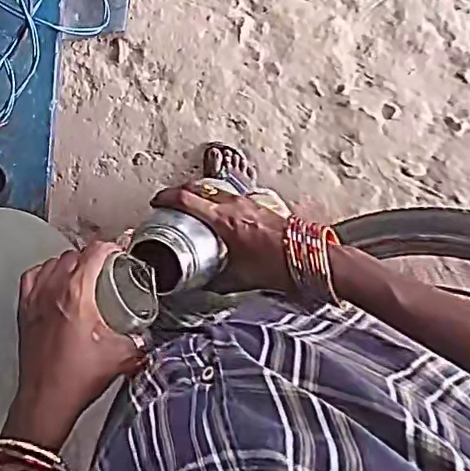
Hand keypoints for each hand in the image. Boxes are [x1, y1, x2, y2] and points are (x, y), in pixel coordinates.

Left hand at [5, 243, 144, 449]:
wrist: (47, 398)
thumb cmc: (76, 377)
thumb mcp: (121, 357)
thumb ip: (138, 341)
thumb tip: (144, 337)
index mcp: (77, 292)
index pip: (95, 252)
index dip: (111, 247)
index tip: (120, 252)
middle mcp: (53, 288)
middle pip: (74, 254)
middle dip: (93, 257)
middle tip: (106, 268)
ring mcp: (35, 296)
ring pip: (53, 262)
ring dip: (69, 263)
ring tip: (83, 274)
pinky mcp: (24, 308)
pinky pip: (33, 276)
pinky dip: (45, 273)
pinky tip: (53, 281)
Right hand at [150, 183, 298, 292]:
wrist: (312, 260)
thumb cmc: (278, 267)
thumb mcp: (239, 278)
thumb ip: (216, 279)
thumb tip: (200, 283)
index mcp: (223, 220)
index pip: (185, 198)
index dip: (166, 197)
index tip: (156, 201)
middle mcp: (234, 206)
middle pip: (197, 187)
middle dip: (179, 191)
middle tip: (169, 200)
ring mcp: (247, 202)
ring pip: (214, 188)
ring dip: (199, 192)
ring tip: (191, 204)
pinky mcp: (258, 205)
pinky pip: (230, 195)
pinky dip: (217, 199)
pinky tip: (219, 212)